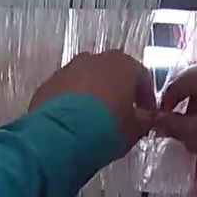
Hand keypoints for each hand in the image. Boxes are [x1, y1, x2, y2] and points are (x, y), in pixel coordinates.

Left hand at [29, 50, 156, 146]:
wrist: (58, 137)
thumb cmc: (105, 129)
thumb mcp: (134, 130)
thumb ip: (146, 120)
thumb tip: (148, 117)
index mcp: (122, 65)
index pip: (142, 78)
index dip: (146, 98)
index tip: (146, 115)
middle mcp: (95, 59)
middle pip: (113, 73)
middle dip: (118, 91)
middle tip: (120, 113)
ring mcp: (68, 69)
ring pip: (88, 79)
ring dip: (94, 93)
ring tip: (94, 117)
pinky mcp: (48, 83)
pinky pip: (67, 89)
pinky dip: (73, 100)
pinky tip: (73, 119)